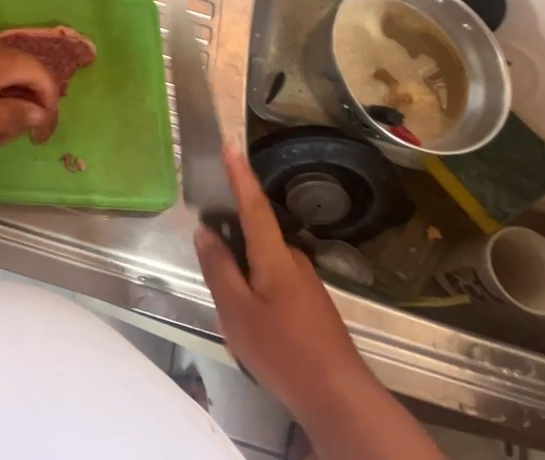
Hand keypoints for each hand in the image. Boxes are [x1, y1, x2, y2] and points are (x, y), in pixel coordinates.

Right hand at [193, 147, 377, 421]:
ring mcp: (306, 285)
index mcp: (275, 258)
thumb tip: (206, 233)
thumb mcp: (236, 311)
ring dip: (242, 262)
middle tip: (205, 240)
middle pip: (257, 234)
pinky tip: (247, 312)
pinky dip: (255, 281)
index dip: (240, 176)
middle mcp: (294, 263)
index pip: (254, 206)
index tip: (230, 146)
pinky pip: (274, 279)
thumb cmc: (283, 351)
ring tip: (222, 290)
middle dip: (231, 230)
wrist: (340, 398)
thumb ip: (219, 269)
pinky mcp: (311, 306)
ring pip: (264, 261)